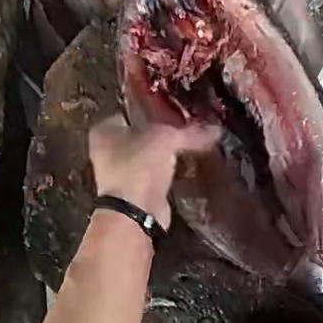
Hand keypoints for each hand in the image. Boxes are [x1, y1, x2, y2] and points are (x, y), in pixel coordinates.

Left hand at [88, 117, 218, 230]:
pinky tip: (189, 169)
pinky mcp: (136, 194)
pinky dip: (171, 174)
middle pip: (143, 135)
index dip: (154, 110)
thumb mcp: (167, 139)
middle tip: (189, 130)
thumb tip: (217, 130)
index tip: (177, 111)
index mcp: (105, 130)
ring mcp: (121, 175)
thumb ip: (190, 133)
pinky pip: (158, 176)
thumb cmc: (140, 166)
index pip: (132, 112)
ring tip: (194, 148)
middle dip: (164, 135)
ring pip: (151, 158)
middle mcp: (108, 151)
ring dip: (168, 156)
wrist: (135, 213)